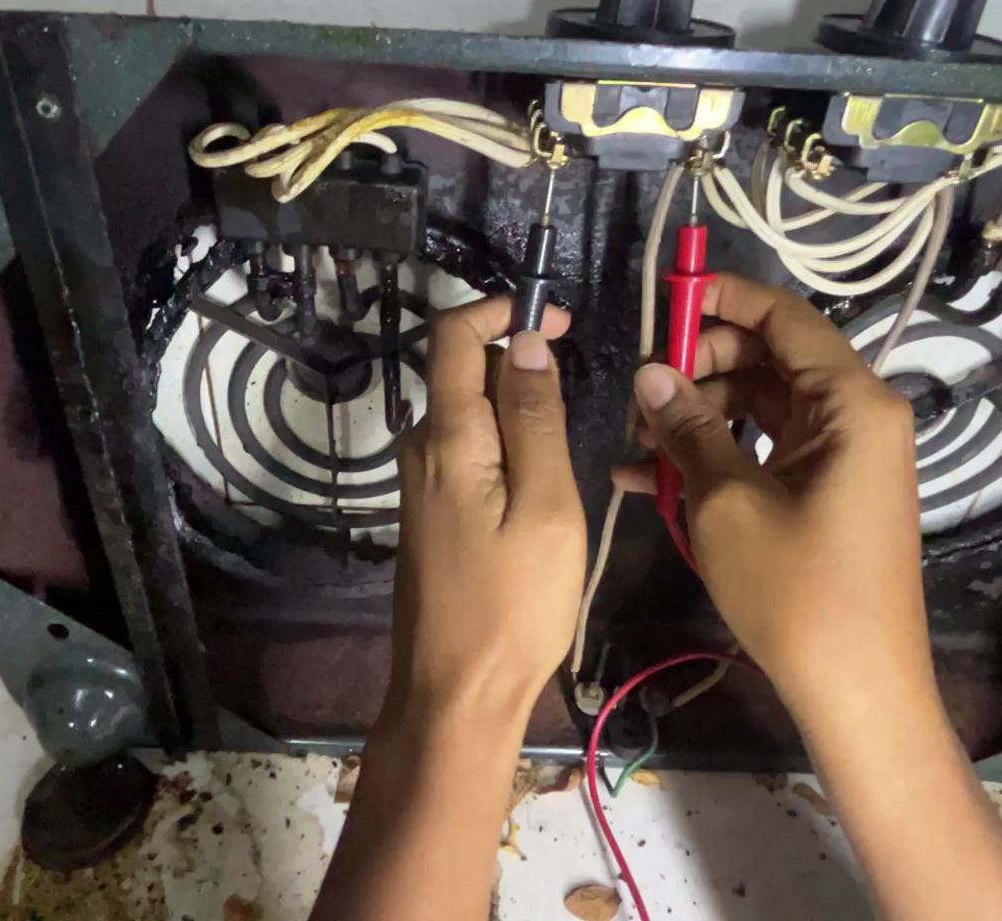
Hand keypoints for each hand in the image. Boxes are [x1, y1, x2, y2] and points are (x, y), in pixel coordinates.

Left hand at [388, 297, 585, 724]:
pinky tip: (540, 477)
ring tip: (569, 438)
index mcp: (446, 437)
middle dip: (517, 358)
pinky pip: (467, 448)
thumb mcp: (544, 504)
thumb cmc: (514, 602)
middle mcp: (421, 447)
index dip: (501, 310)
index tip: (557, 318)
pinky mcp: (432, 509)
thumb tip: (524, 340)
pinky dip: (504, 439)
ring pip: (468, 411)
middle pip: (461, 370)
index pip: (452, 335)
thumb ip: (533, 418)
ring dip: (515, 403)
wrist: (458, 691)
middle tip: (580, 389)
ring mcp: (422, 480)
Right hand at [613, 274, 926, 712]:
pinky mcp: (817, 489)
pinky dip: (710, 455)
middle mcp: (852, 417)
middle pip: (767, 360)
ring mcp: (835, 456)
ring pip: (755, 406)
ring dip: (693, 416)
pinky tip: (644, 478)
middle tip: (642, 391)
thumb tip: (650, 372)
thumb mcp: (725, 500)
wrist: (853, 690)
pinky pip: (758, 450)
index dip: (724, 298)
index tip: (665, 297)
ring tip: (635, 444)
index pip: (786, 319)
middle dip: (698, 367)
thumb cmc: (796, 590)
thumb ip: (687, 425)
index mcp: (851, 404)